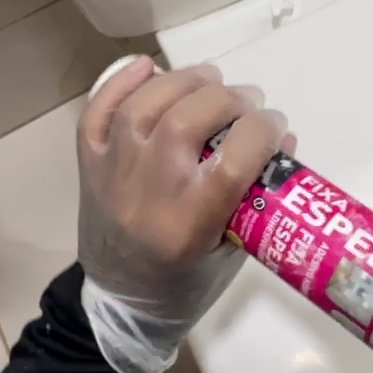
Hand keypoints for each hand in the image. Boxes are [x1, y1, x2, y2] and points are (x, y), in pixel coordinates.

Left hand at [77, 57, 288, 372]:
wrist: (119, 305)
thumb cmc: (185, 286)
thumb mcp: (233, 251)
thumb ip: (258, 196)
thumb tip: (283, 140)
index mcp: (188, 224)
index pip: (233, 160)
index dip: (265, 130)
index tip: (278, 125)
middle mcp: (147, 192)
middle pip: (187, 122)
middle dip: (229, 100)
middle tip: (248, 102)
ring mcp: (112, 174)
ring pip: (144, 107)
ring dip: (183, 81)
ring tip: (211, 79)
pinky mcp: (89, 166)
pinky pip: (98, 113)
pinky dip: (119, 82)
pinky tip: (147, 66)